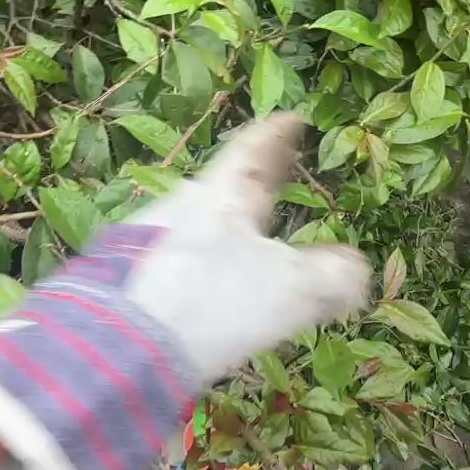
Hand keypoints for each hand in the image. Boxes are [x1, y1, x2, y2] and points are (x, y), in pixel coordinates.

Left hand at [0, 112, 369, 469]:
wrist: (113, 351)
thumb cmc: (211, 301)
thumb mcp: (289, 289)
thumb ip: (332, 277)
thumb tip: (356, 272)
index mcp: (222, 197)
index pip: (255, 151)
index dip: (277, 135)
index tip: (291, 118)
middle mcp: (181, 209)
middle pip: (224, 187)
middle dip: (253, 182)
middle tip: (275, 173)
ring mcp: (148, 243)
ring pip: (198, 226)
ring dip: (225, 231)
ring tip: (248, 249)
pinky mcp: (127, 280)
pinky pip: (178, 262)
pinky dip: (202, 269)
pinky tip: (206, 297)